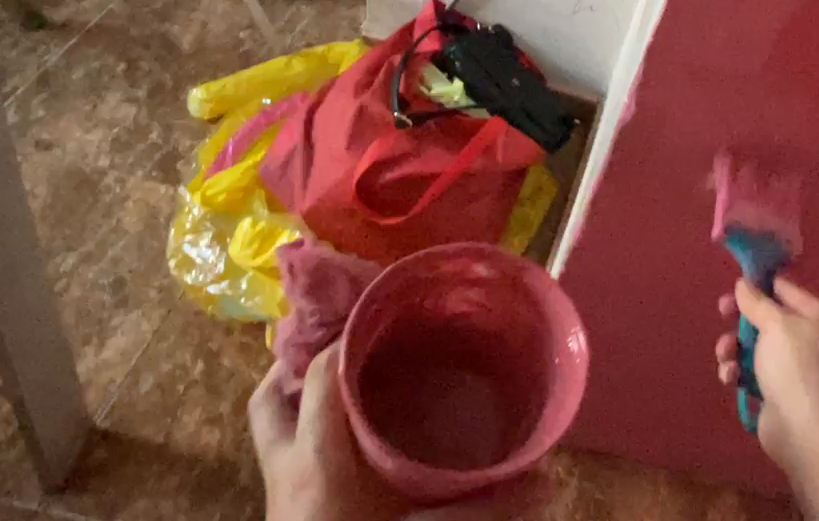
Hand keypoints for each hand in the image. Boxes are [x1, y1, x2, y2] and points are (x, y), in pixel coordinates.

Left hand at [249, 346, 548, 520]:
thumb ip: (487, 507)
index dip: (347, 337)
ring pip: (266, 421)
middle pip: (270, 397)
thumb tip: (552, 480)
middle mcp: (285, 468)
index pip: (320, 376)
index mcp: (319, 461)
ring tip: (343, 371)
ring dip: (296, 391)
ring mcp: (276, 489)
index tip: (386, 317)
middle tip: (350, 338)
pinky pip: (280, 447)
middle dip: (300, 359)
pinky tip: (344, 427)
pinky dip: (305, 424)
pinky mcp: (283, 507)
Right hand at [715, 276, 818, 481]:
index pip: (784, 288)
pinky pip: (750, 371)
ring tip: (726, 354)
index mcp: (815, 316)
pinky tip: (731, 377)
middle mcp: (806, 338)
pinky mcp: (774, 391)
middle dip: (740, 316)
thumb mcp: (775, 325)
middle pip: (765, 317)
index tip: (734, 283)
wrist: (805, 431)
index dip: (759, 284)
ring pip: (753, 345)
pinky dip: (737, 371)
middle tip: (722, 311)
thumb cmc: (795, 367)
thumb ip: (756, 301)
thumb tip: (744, 283)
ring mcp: (790, 367)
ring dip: (733, 346)